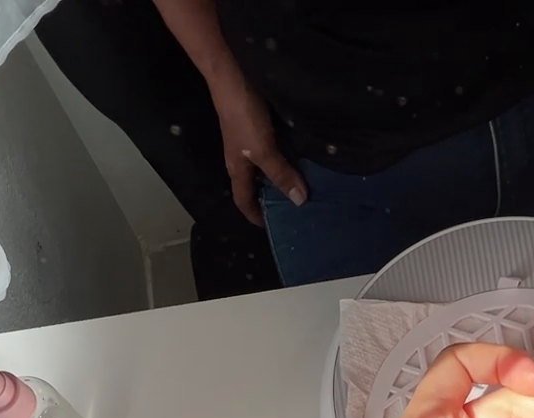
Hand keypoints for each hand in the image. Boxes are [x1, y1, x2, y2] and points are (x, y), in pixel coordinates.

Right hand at [210, 78, 306, 225]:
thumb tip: (299, 201)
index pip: (243, 201)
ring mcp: (246, 141)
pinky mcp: (254, 124)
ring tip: (300, 183)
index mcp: (237, 170)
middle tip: (292, 205)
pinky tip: (296, 154)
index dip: (255, 216)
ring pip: (263, 167)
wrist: (233, 75)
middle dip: (269, 197)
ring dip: (278, 176)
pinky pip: (269, 149)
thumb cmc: (243, 117)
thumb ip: (280, 174)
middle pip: (254, 185)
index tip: (269, 225)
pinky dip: (281, 156)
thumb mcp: (264, 151)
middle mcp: (240, 159)